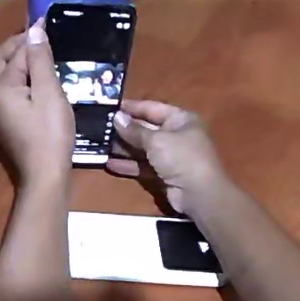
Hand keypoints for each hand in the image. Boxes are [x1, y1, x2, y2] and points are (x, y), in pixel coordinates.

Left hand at [0, 24, 73, 189]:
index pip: (15, 52)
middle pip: (0, 61)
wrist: (45, 176)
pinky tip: (43, 83)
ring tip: (44, 56)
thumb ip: (41, 60)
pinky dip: (24, 80)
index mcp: (1, 86)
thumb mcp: (50, 93)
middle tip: (40, 37)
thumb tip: (34, 29)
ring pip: (6, 78)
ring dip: (21, 63)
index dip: (32, 36)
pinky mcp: (9, 125)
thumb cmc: (50, 133)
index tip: (48, 21)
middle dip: (17, 46)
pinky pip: (13, 93)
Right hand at [107, 99, 228, 214]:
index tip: (110, 106)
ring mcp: (170, 156)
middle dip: (124, 130)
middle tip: (100, 127)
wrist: (199, 193)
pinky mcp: (163, 174)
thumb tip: (116, 117)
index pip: (152, 108)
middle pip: (146, 129)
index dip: (132, 107)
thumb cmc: (181, 157)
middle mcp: (176, 135)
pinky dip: (128, 165)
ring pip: (142, 149)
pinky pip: (143, 166)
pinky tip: (109, 163)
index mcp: (180, 120)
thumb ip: (134, 130)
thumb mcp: (156, 140)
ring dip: (123, 148)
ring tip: (100, 144)